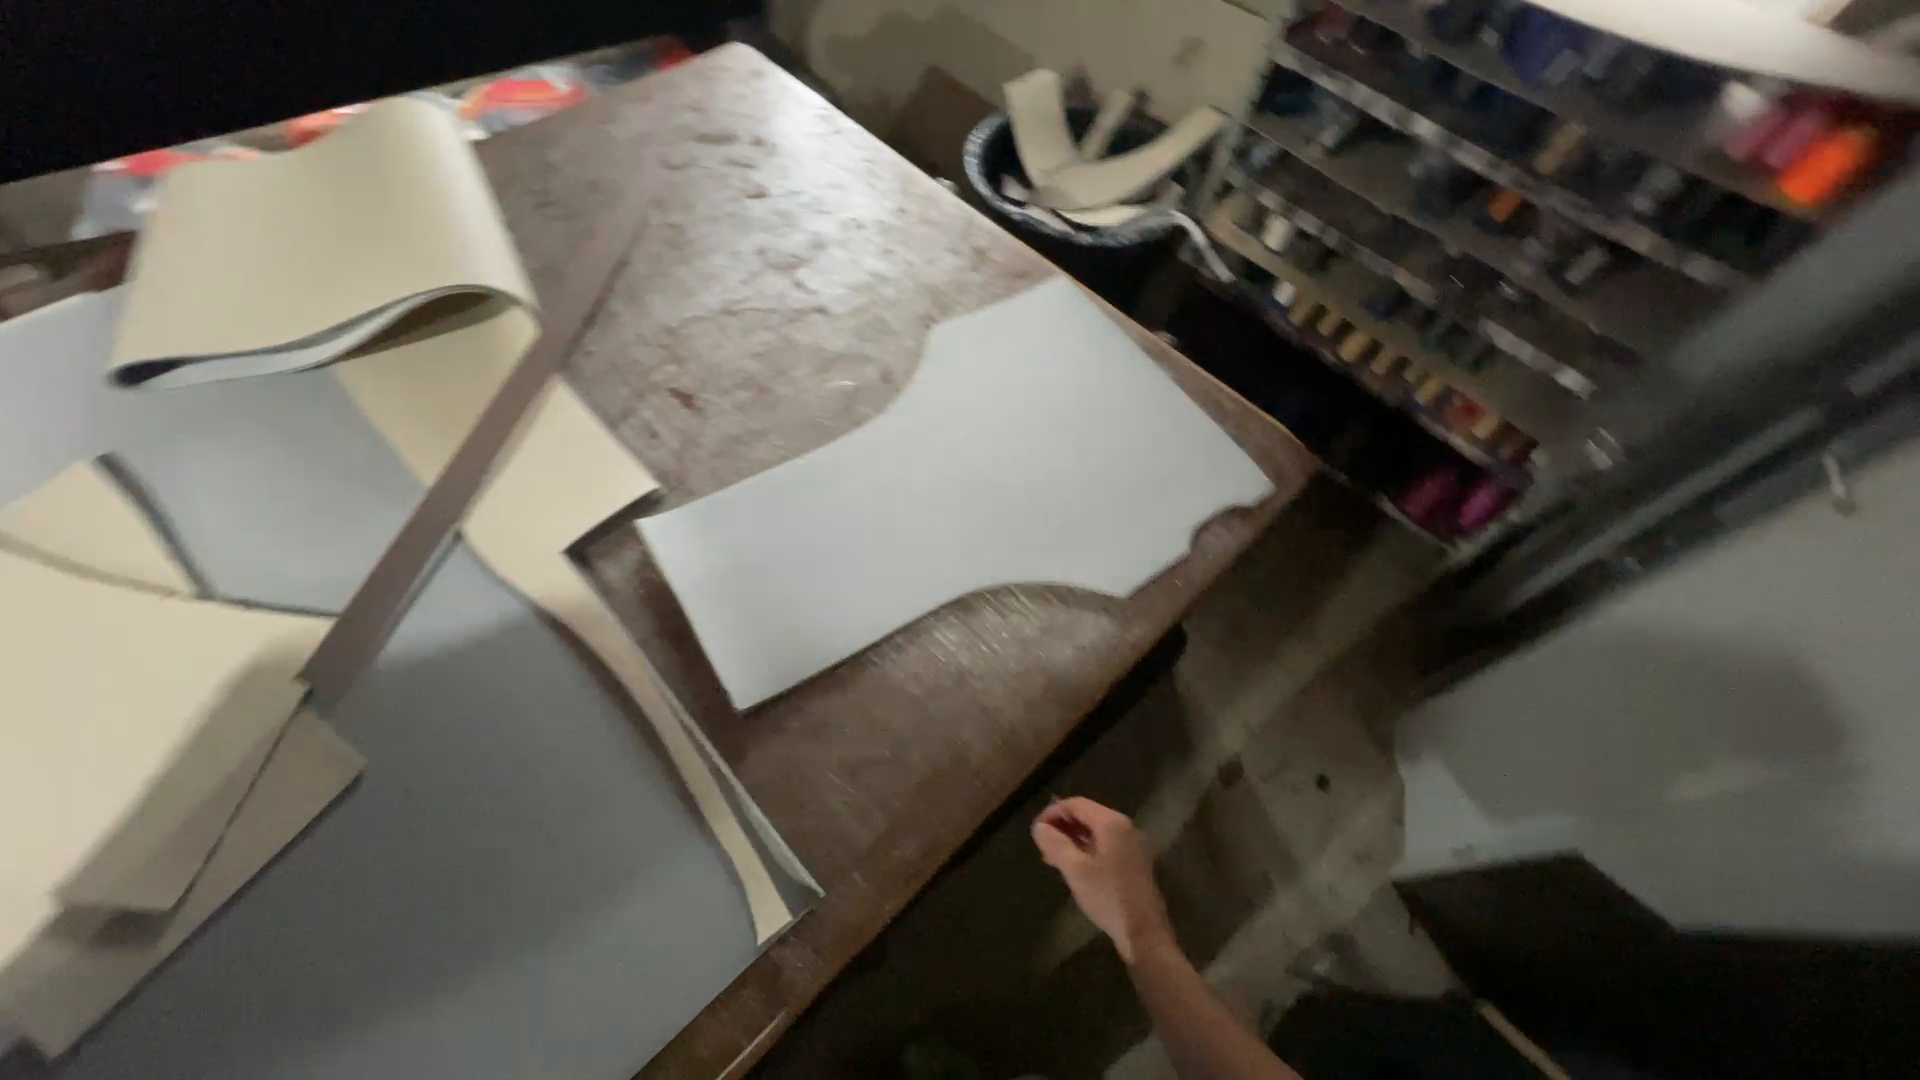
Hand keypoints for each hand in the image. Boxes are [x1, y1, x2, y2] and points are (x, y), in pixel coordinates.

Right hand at [1031, 796, 1173, 963]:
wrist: (1143, 931)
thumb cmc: (1107, 896)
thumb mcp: (1074, 869)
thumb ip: (1055, 843)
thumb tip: (1039, 827)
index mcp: (1112, 823)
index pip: (1076, 804)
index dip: (1053, 813)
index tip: (1036, 830)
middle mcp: (1125, 826)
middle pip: (1087, 815)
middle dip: (1062, 826)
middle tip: (1042, 845)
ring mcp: (1132, 844)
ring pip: (1096, 831)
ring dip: (1073, 839)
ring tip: (1053, 857)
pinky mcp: (1134, 861)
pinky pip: (1105, 844)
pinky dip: (1087, 849)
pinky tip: (1074, 866)